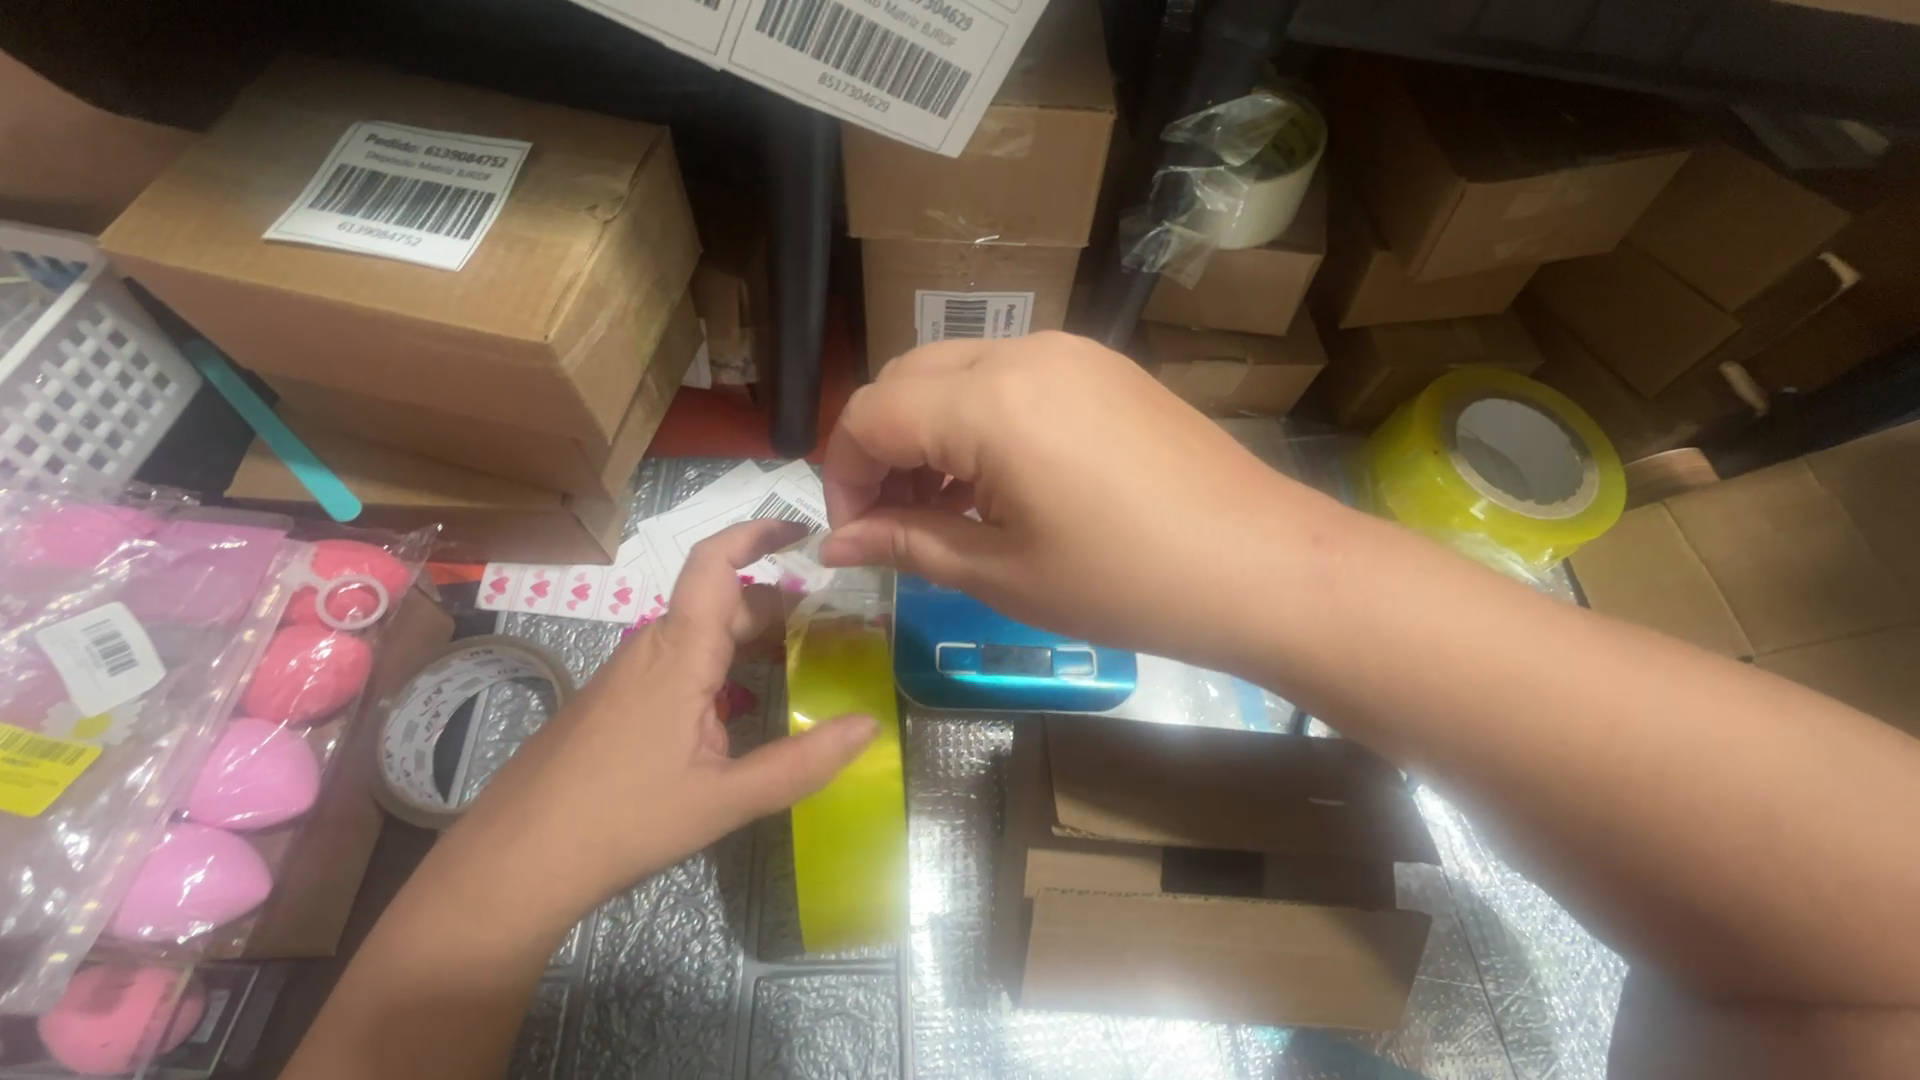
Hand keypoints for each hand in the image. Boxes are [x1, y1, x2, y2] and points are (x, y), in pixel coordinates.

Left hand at [453, 520, 878, 912]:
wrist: (513, 863)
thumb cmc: (621, 822)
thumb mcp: (724, 800)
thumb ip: (801, 763)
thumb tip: (871, 725)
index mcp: (679, 653)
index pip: (715, 563)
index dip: (757, 533)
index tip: (803, 530)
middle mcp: (652, 648)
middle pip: (723, 601)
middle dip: (780, 604)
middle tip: (836, 628)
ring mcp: (629, 674)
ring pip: (701, 633)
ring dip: (753, 637)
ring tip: (804, 662)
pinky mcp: (617, 701)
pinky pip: (680, 661)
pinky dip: (725, 663)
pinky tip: (745, 706)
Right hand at [819, 332, 1332, 671]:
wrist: (1261, 567)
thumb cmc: (1125, 584)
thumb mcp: (1002, 574)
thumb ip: (906, 544)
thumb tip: (835, 543)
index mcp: (989, 403)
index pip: (871, 414)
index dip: (842, 474)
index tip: (852, 533)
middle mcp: (1022, 352)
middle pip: (907, 380)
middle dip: (881, 449)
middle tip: (892, 522)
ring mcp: (1069, 351)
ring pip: (956, 374)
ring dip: (928, 434)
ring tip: (942, 510)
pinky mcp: (1102, 367)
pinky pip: (1009, 379)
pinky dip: (977, 422)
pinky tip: (997, 483)